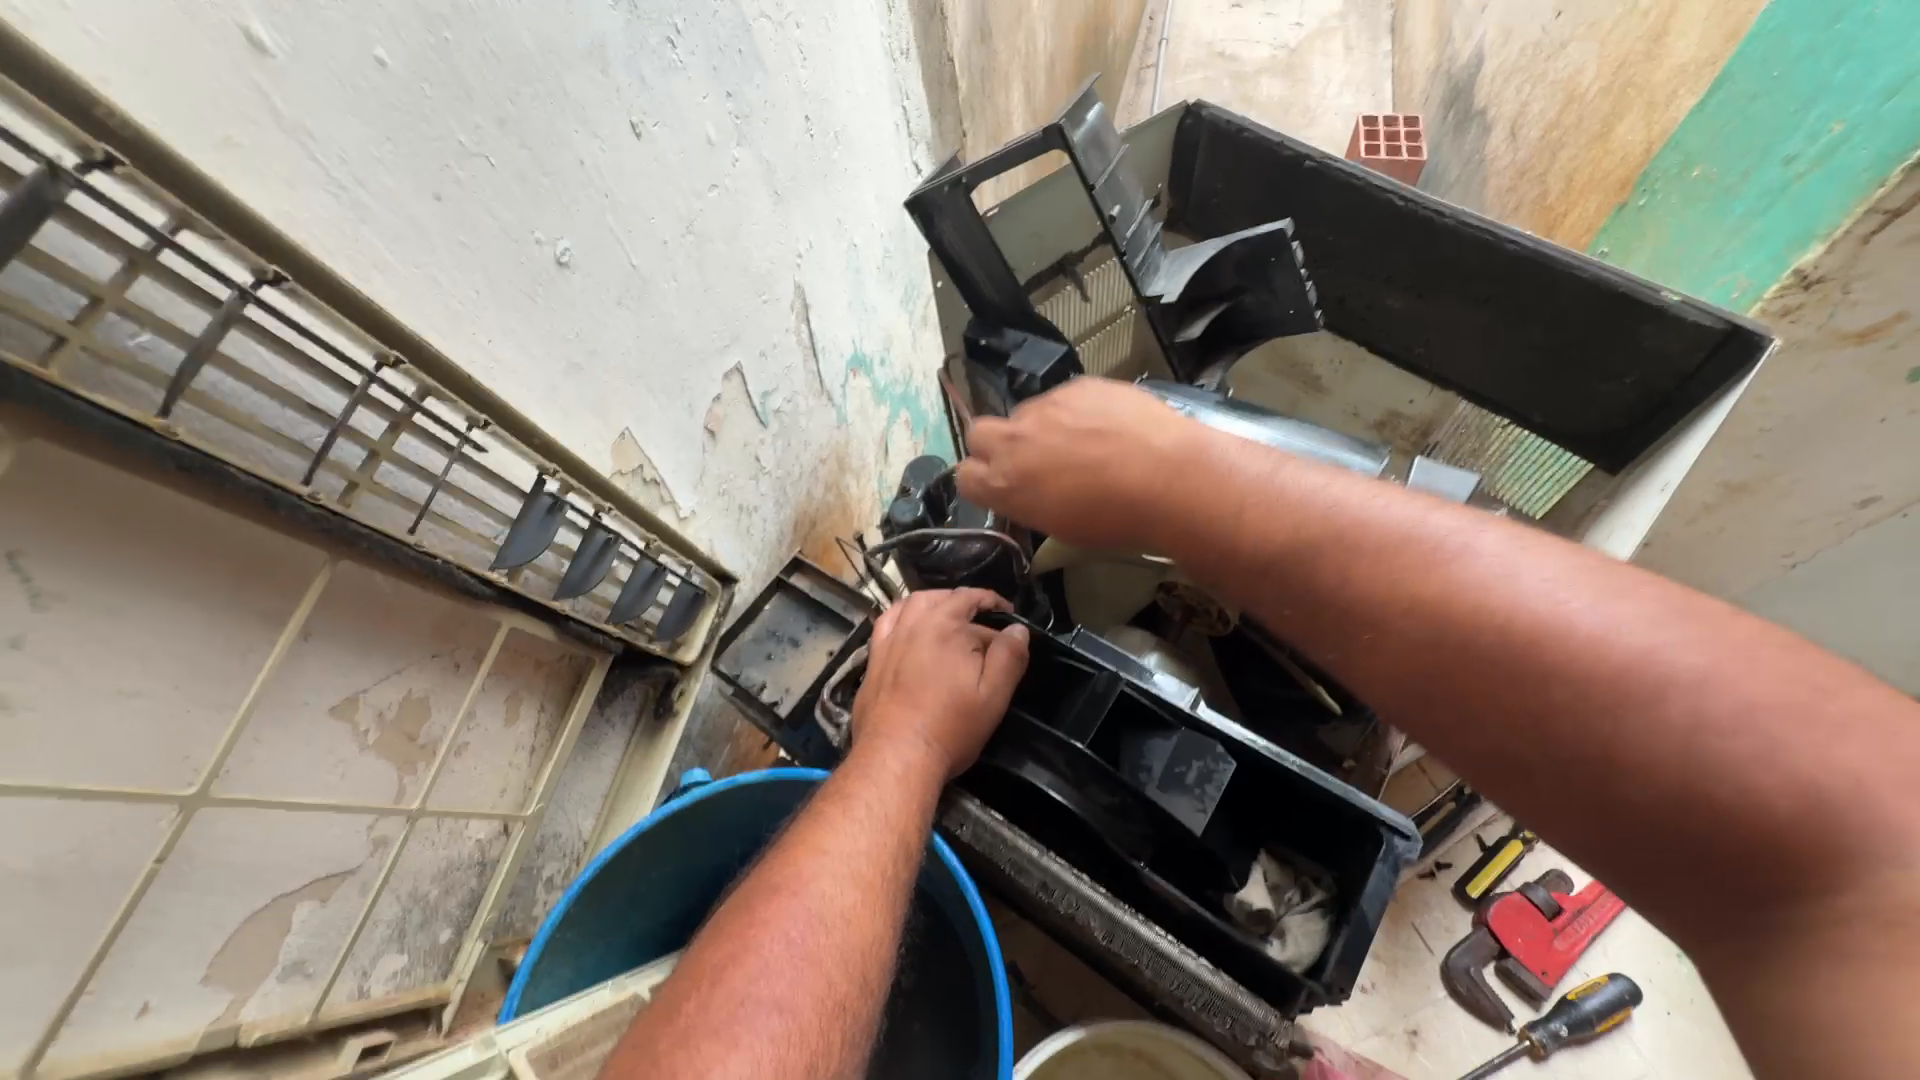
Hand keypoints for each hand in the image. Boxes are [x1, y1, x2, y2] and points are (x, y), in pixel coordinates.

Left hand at [851, 589, 1029, 780]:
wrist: (896, 756)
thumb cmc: (950, 727)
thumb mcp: (994, 695)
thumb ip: (1009, 657)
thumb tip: (1017, 629)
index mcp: (947, 627)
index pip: (974, 601)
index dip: (995, 603)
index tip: (1009, 614)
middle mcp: (916, 624)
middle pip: (944, 599)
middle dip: (967, 601)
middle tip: (984, 616)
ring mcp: (890, 639)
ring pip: (914, 603)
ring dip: (936, 601)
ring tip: (949, 611)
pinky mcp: (874, 658)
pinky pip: (887, 621)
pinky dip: (903, 613)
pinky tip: (908, 622)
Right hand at [956, 377, 1202, 552]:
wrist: (1169, 478)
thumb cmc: (1117, 521)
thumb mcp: (1063, 529)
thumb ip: (1032, 504)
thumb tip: (1034, 495)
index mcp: (1005, 484)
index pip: (965, 475)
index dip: (983, 480)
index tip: (1005, 487)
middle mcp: (1014, 440)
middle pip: (980, 434)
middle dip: (999, 445)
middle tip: (1034, 461)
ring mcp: (1046, 407)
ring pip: (1026, 413)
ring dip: (1042, 427)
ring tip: (1084, 444)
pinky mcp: (1078, 385)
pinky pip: (1065, 397)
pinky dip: (1078, 411)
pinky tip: (1109, 427)